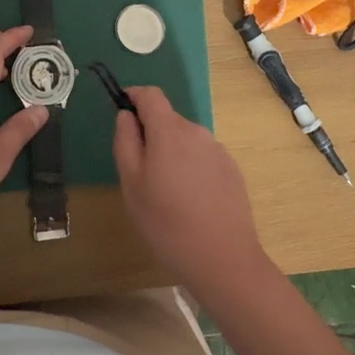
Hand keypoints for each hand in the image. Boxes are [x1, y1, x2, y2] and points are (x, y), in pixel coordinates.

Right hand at [113, 86, 270, 290]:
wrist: (223, 259)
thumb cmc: (166, 224)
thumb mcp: (132, 185)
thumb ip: (126, 142)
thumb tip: (127, 116)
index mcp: (170, 131)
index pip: (151, 95)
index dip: (134, 97)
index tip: (122, 114)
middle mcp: (197, 132)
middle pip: (168, 120)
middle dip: (151, 135)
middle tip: (140, 174)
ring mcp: (218, 151)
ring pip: (186, 141)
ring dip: (172, 154)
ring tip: (166, 195)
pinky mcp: (232, 170)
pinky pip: (203, 158)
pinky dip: (191, 169)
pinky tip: (190, 203)